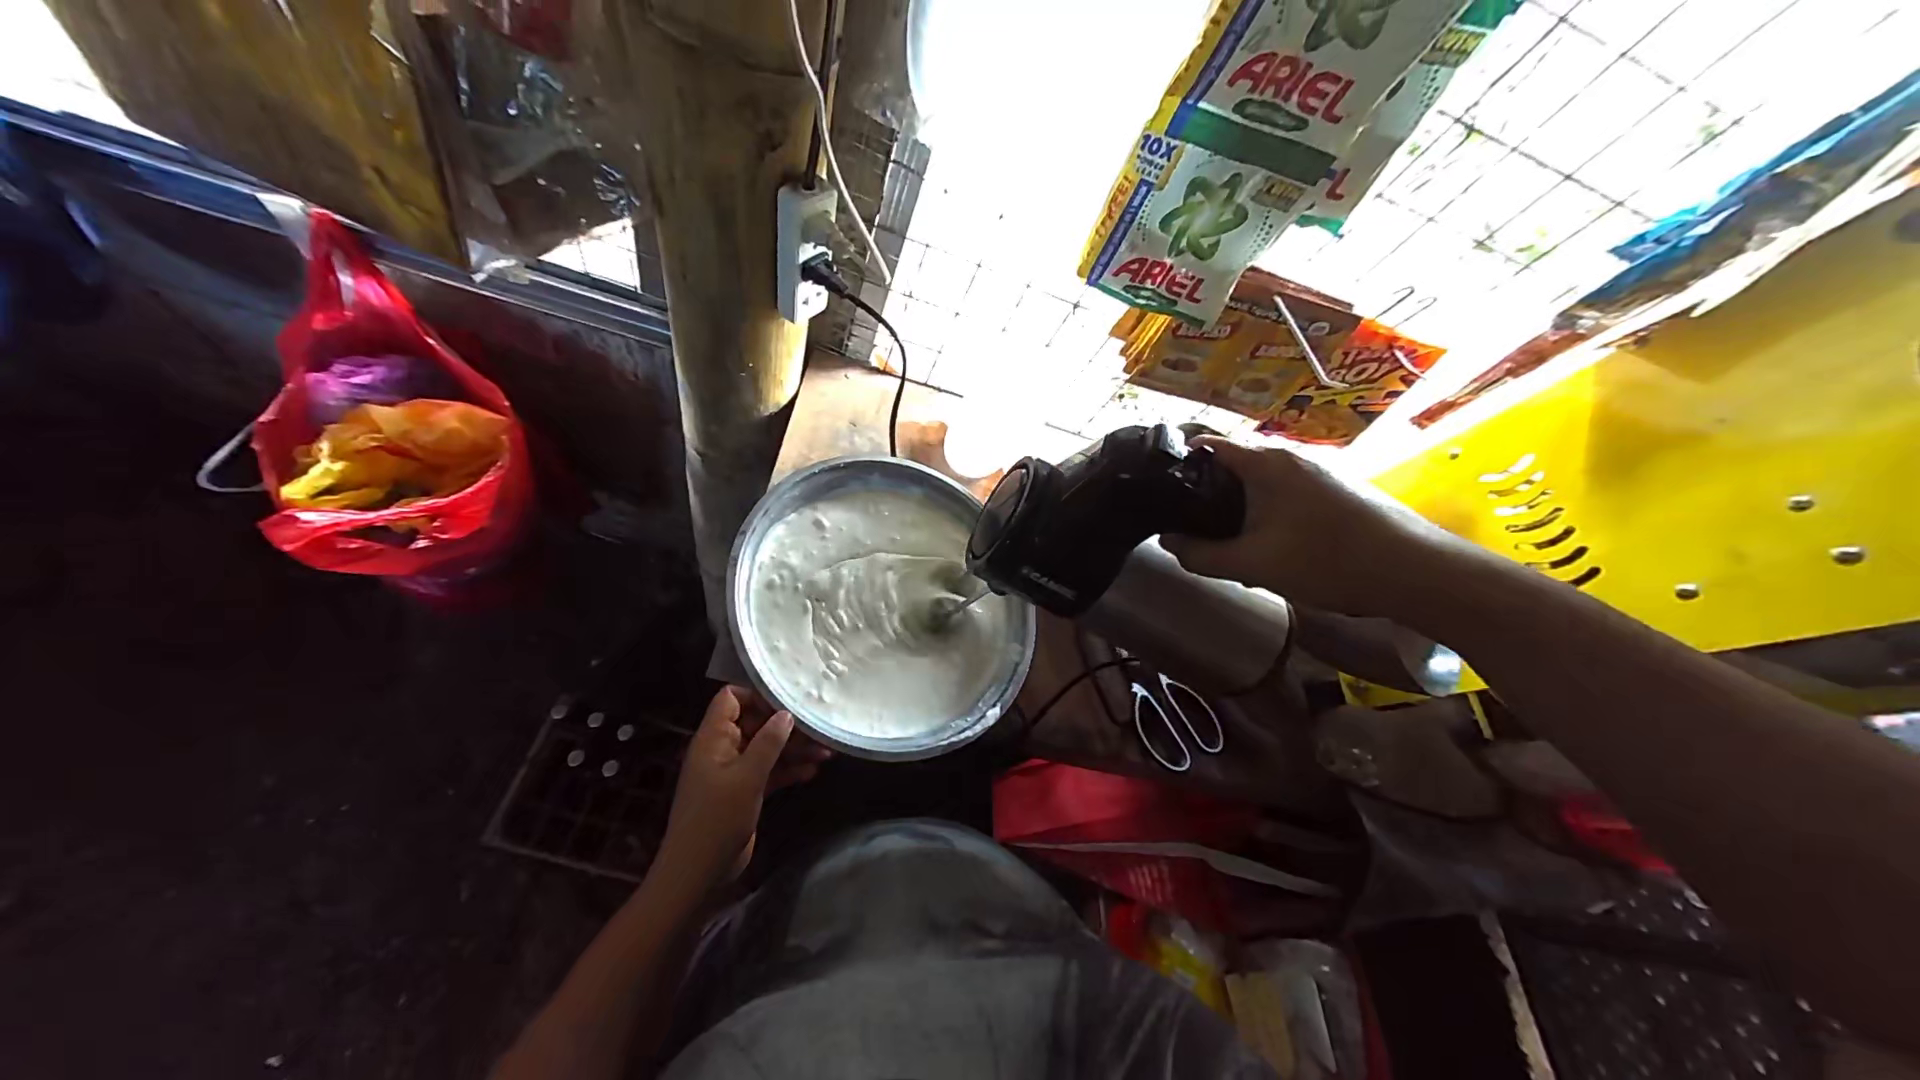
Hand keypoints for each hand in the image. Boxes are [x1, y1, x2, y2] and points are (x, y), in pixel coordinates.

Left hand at [657, 686, 830, 889]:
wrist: (697, 872)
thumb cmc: (717, 818)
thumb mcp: (747, 777)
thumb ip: (768, 742)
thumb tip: (786, 714)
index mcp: (713, 739)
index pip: (731, 699)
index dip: (757, 696)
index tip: (788, 703)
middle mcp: (722, 750)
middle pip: (755, 723)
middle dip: (785, 725)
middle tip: (817, 728)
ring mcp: (733, 772)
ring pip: (766, 749)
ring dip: (793, 749)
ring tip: (826, 750)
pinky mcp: (744, 792)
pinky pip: (769, 771)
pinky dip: (788, 769)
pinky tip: (813, 771)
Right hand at [1162, 436, 1478, 618]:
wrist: (1417, 572)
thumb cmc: (1329, 560)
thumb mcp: (1254, 565)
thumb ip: (1203, 555)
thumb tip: (1168, 542)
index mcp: (1266, 463)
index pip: (1207, 443)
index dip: (1177, 459)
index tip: (1155, 485)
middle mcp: (1290, 457)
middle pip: (1232, 464)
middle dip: (1205, 491)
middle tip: (1184, 522)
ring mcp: (1317, 473)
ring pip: (1258, 483)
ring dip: (1236, 507)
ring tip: (1222, 540)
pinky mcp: (1334, 492)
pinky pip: (1282, 494)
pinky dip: (1263, 513)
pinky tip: (1266, 546)